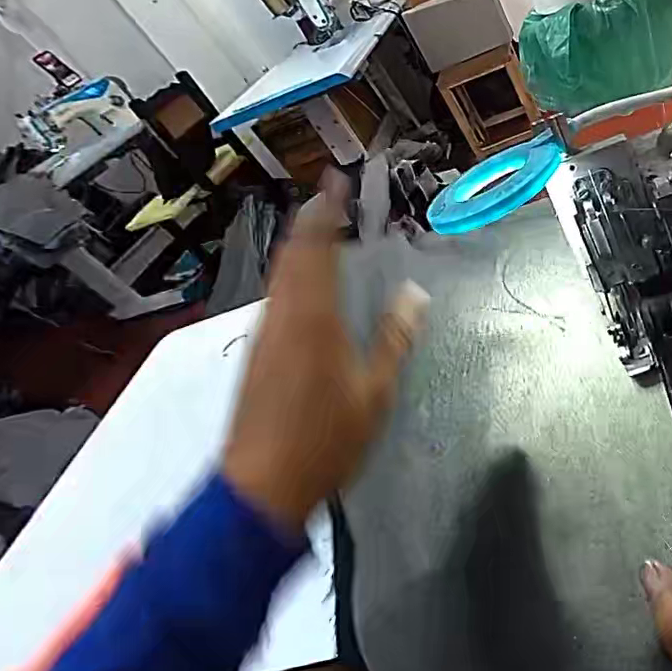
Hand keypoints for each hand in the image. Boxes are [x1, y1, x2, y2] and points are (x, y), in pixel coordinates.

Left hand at [223, 173, 428, 531]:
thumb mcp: (376, 391)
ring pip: (279, 277)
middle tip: (330, 197)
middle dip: (310, 223)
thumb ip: (395, 339)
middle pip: (291, 257)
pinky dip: (293, 275)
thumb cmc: (327, 438)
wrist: (261, 487)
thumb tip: (415, 296)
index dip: (326, 214)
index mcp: (314, 322)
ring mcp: (263, 337)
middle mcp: (282, 319)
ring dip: (300, 247)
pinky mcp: (256, 355)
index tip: (335, 183)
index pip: (316, 252)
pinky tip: (307, 285)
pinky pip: (276, 298)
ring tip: (323, 231)